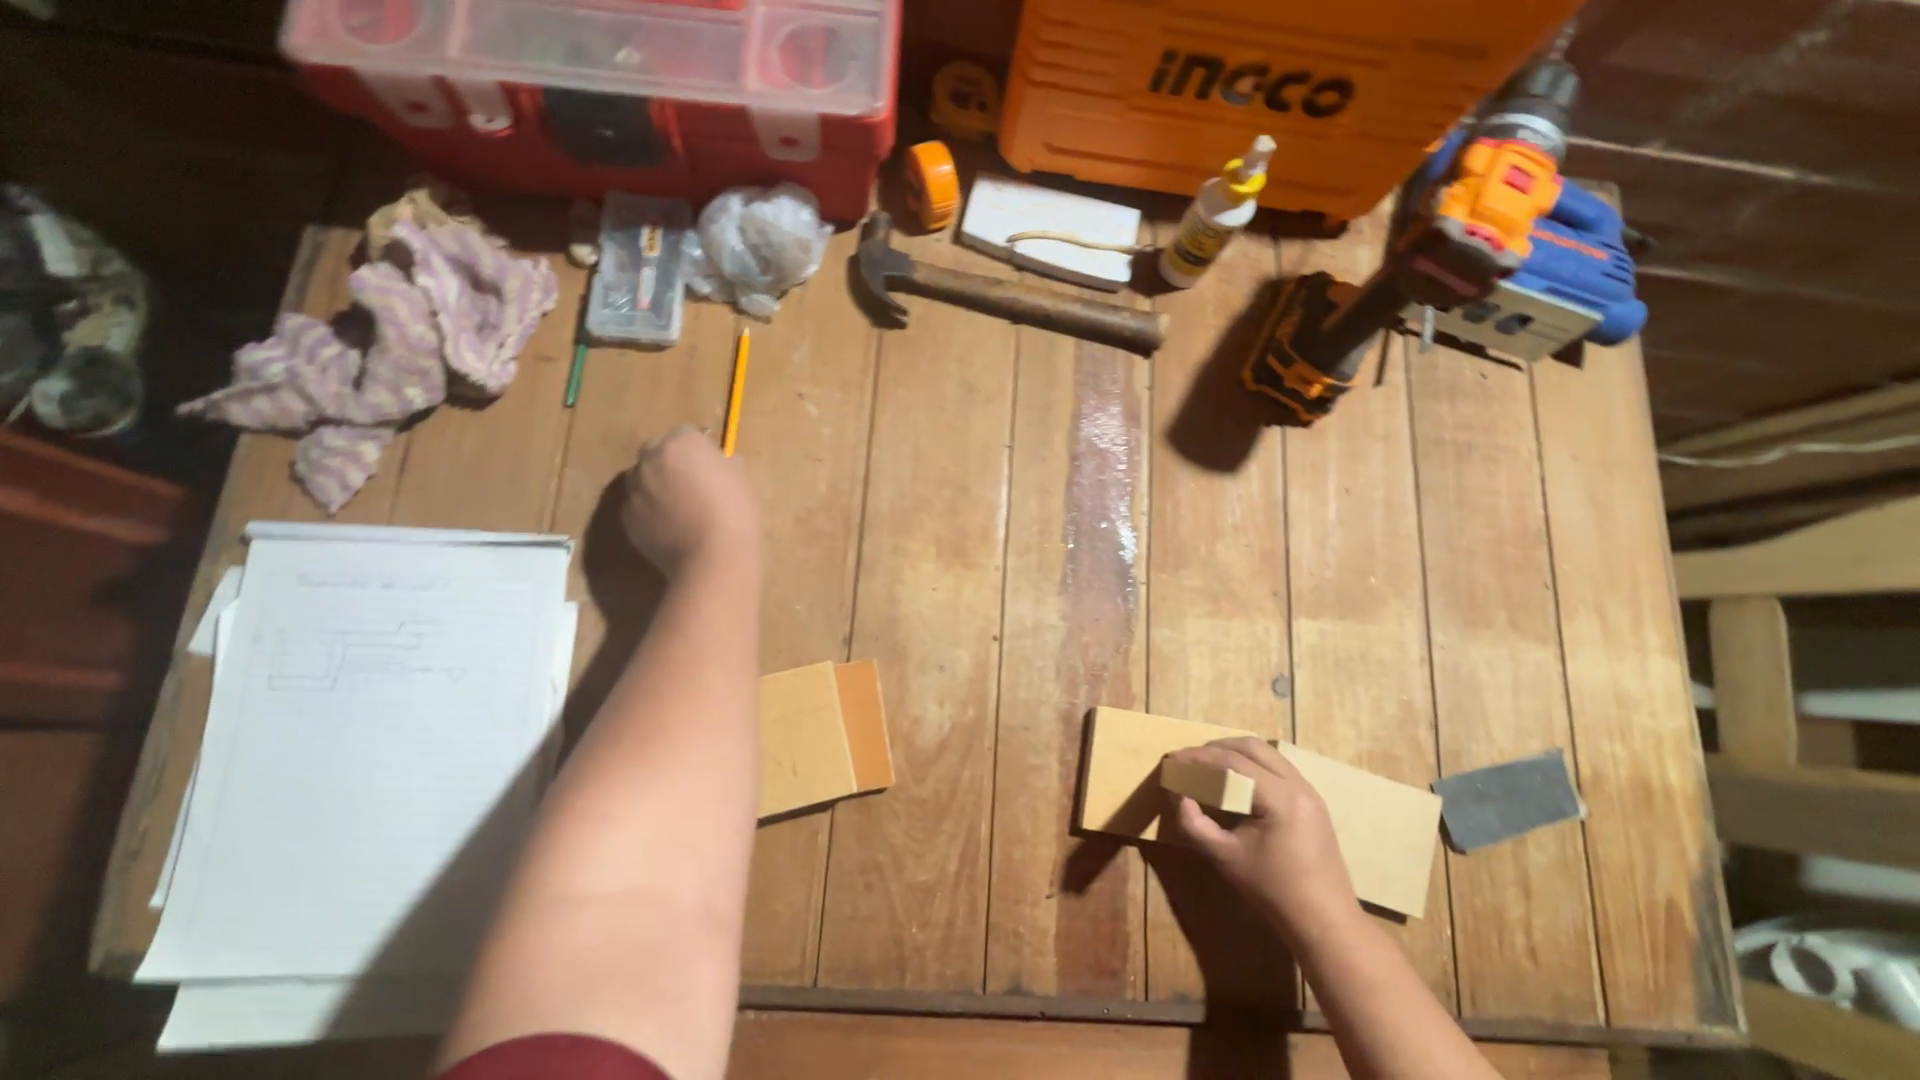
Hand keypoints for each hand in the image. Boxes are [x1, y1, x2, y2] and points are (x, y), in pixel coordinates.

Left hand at [620, 426, 759, 575]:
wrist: (712, 559)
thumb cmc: (736, 513)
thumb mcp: (741, 480)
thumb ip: (723, 465)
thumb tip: (721, 466)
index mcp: (681, 442)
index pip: (687, 434)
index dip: (700, 451)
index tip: (712, 467)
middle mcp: (650, 459)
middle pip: (658, 453)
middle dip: (672, 464)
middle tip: (693, 486)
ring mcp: (634, 489)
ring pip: (644, 480)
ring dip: (657, 487)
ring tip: (680, 510)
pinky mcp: (627, 518)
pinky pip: (639, 507)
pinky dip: (651, 512)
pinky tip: (671, 529)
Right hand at [1164, 737, 1358, 945]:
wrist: (1323, 920)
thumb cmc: (1272, 891)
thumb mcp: (1224, 857)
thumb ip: (1194, 823)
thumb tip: (1176, 794)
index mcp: (1280, 798)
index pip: (1233, 762)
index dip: (1198, 757)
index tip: (1172, 760)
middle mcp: (1299, 786)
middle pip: (1253, 747)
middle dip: (1217, 748)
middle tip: (1189, 760)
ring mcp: (1310, 792)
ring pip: (1268, 755)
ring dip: (1236, 754)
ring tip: (1208, 767)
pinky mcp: (1312, 802)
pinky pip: (1278, 769)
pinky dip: (1252, 766)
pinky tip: (1235, 783)